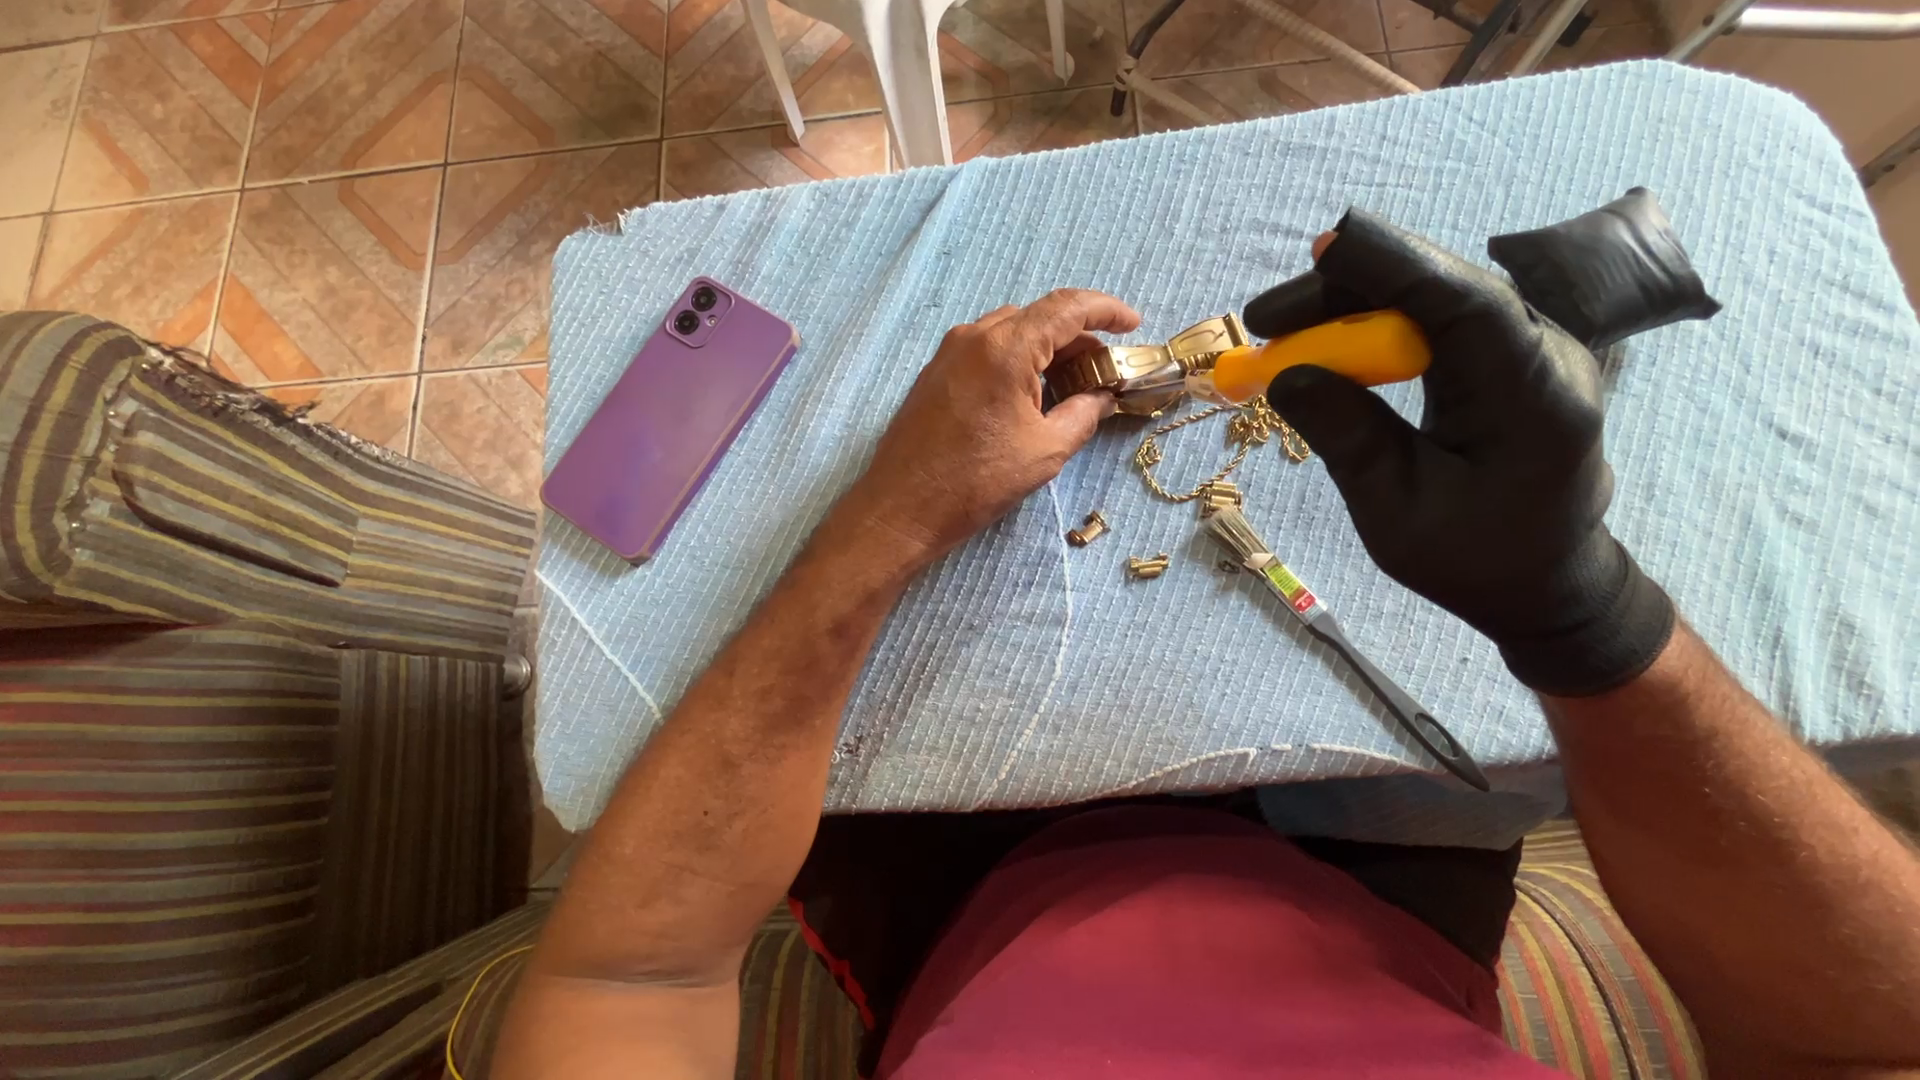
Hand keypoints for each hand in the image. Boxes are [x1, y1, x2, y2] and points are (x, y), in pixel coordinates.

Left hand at [838, 289, 1140, 565]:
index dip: (1106, 310)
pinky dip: (1016, 362)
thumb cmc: (976, 482)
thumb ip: (1083, 413)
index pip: (1066, 307)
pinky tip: (1030, 396)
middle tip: (1104, 369)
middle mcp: (973, 337)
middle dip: (1077, 337)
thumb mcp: (1046, 450)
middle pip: (1037, 318)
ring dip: (1045, 350)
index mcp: (1005, 348)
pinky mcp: (935, 373)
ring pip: (1010, 333)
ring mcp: (949, 353)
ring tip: (1071, 385)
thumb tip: (1103, 396)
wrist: (902, 508)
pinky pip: (986, 352)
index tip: (1132, 324)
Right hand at [1254, 209, 1673, 696]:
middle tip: (1264, 321)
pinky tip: (1330, 336)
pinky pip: (1438, 318)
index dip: (1391, 266)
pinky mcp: (1509, 357)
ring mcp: (1531, 350)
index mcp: (1530, 398)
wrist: (1544, 581)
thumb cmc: (1471, 560)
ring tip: (1281, 335)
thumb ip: (1347, 438)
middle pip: (1441, 288)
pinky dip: (1376, 322)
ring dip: (1353, 305)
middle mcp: (1544, 356)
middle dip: (1347, 290)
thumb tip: (1286, 377)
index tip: (1323, 247)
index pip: (1463, 303)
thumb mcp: (1394, 512)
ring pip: (1435, 295)